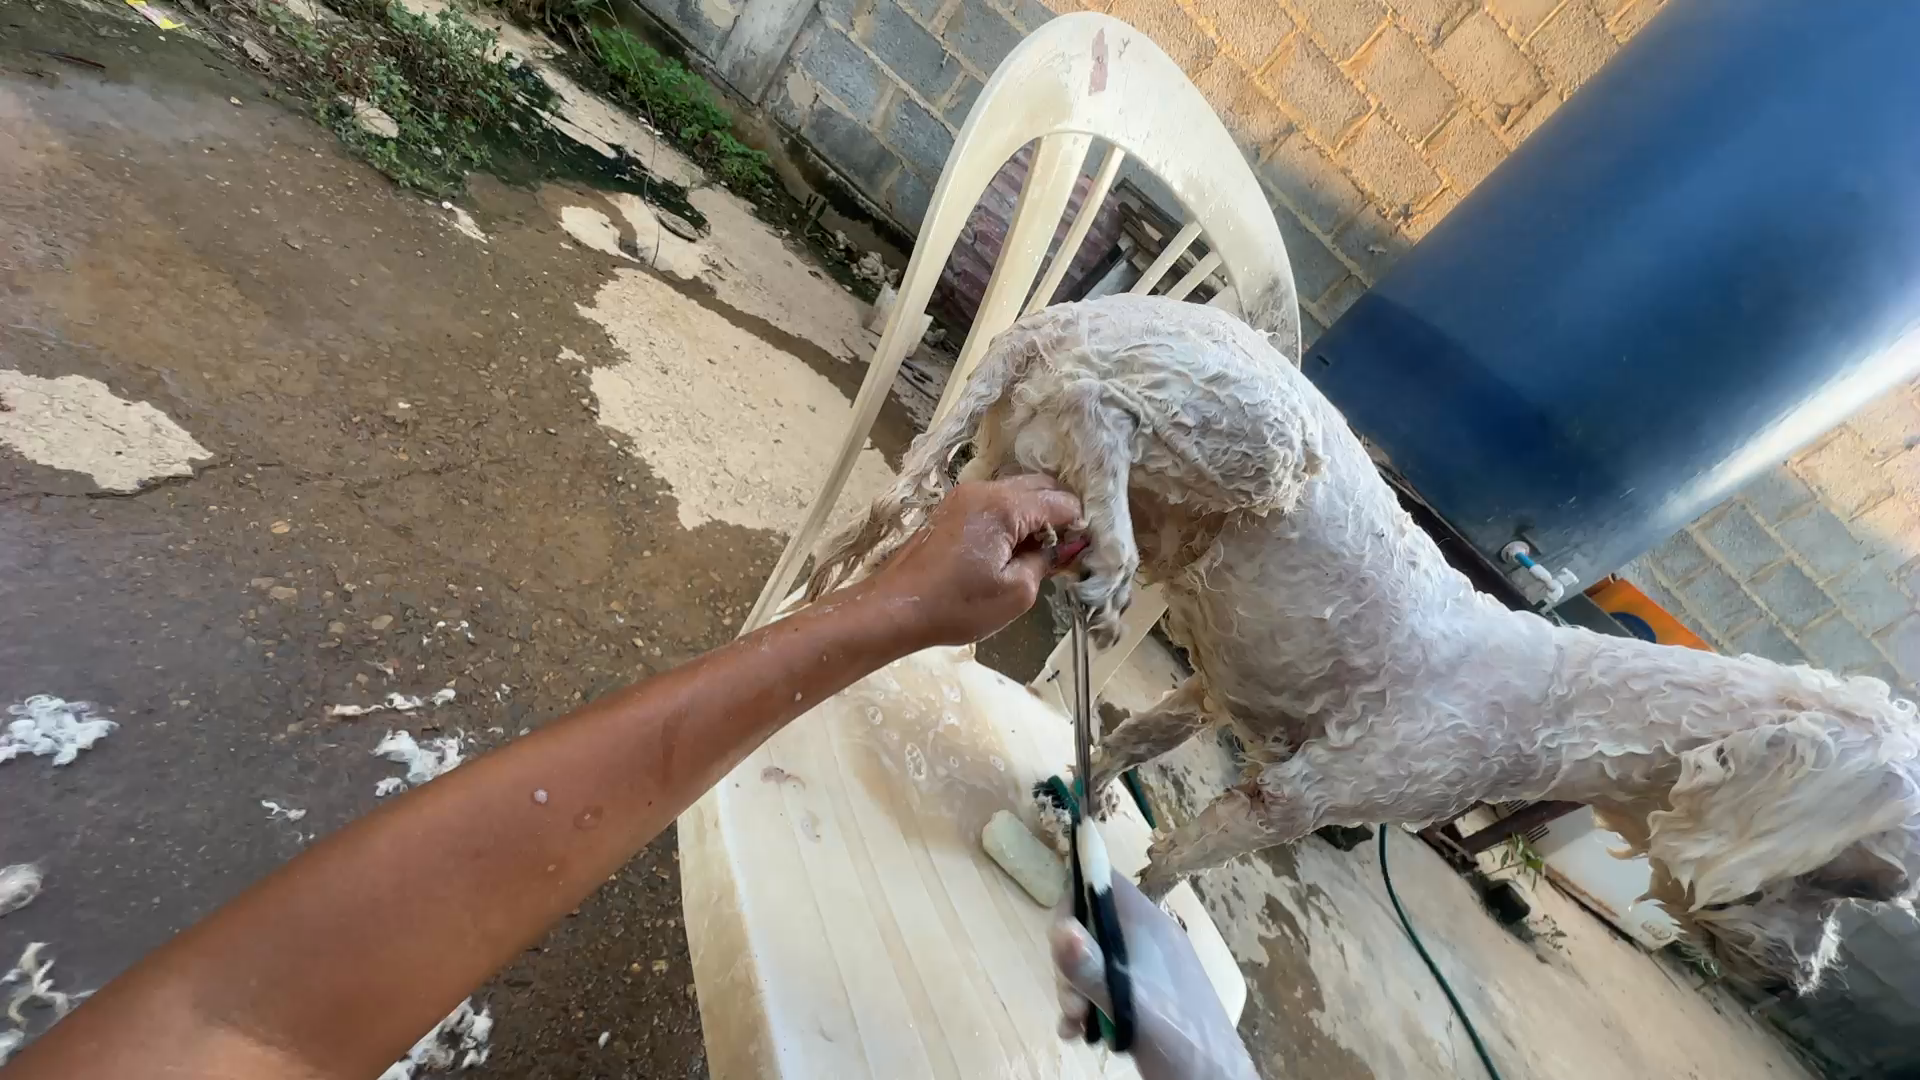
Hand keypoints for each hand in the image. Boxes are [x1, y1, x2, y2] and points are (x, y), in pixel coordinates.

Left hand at [863, 475, 1081, 648]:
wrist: (895, 608)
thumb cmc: (955, 605)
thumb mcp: (1016, 593)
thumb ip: (1045, 562)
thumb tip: (1059, 548)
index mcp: (1004, 506)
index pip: (1059, 502)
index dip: (1078, 523)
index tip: (1086, 546)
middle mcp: (984, 490)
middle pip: (1038, 486)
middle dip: (1058, 512)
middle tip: (1067, 547)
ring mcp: (963, 496)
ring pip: (1014, 492)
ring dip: (1033, 514)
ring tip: (1039, 551)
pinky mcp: (950, 509)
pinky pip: (992, 502)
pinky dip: (1010, 517)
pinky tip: (1011, 548)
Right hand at [1053, 870, 1258, 1079]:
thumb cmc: (1179, 1039)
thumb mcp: (1128, 1003)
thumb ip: (1090, 967)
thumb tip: (1059, 926)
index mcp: (1148, 923)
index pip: (1101, 882)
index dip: (1073, 900)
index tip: (1061, 941)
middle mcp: (1145, 938)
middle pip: (1089, 925)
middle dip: (1069, 961)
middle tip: (1072, 1002)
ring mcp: (1146, 968)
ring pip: (1093, 959)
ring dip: (1075, 989)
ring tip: (1076, 1025)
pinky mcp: (1145, 997)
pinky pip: (1104, 986)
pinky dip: (1088, 1005)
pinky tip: (1079, 1033)